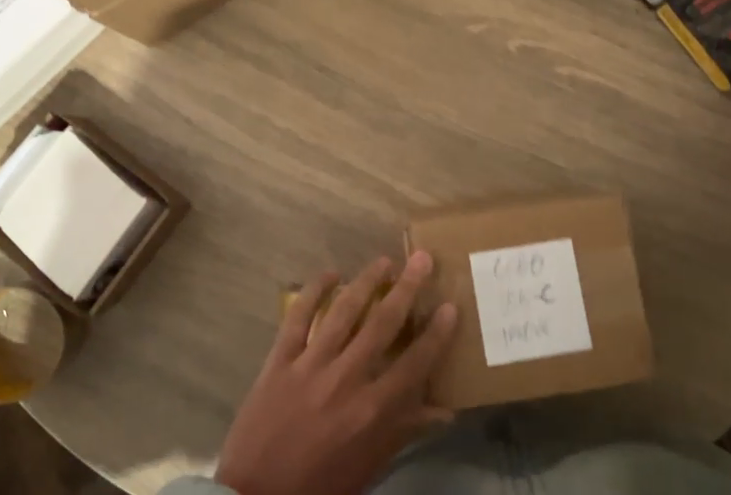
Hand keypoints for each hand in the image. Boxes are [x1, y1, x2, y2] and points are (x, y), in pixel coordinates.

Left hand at [215, 253, 459, 494]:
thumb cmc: (321, 484)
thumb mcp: (369, 465)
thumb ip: (405, 430)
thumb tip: (444, 410)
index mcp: (372, 410)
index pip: (415, 363)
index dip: (436, 333)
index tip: (450, 305)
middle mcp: (345, 379)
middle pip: (382, 324)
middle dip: (406, 288)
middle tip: (421, 258)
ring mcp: (310, 365)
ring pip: (344, 312)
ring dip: (366, 282)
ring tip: (383, 262)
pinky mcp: (279, 360)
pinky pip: (298, 317)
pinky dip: (313, 292)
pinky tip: (328, 274)